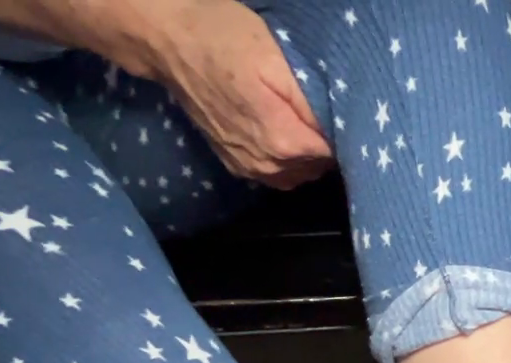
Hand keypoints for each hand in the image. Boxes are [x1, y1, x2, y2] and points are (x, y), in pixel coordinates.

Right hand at [146, 0, 330, 188]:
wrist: (168, 41)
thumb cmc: (224, 39)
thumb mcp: (277, 59)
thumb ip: (311, 103)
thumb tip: (339, 131)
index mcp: (283, 141)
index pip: (335, 154)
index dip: (343, 134)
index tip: (341, 115)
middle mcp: (269, 166)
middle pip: (320, 166)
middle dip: (327, 144)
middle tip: (321, 111)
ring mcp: (251, 170)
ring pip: (301, 173)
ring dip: (308, 153)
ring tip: (303, 121)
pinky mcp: (237, 166)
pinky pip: (279, 175)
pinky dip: (288, 160)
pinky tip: (284, 132)